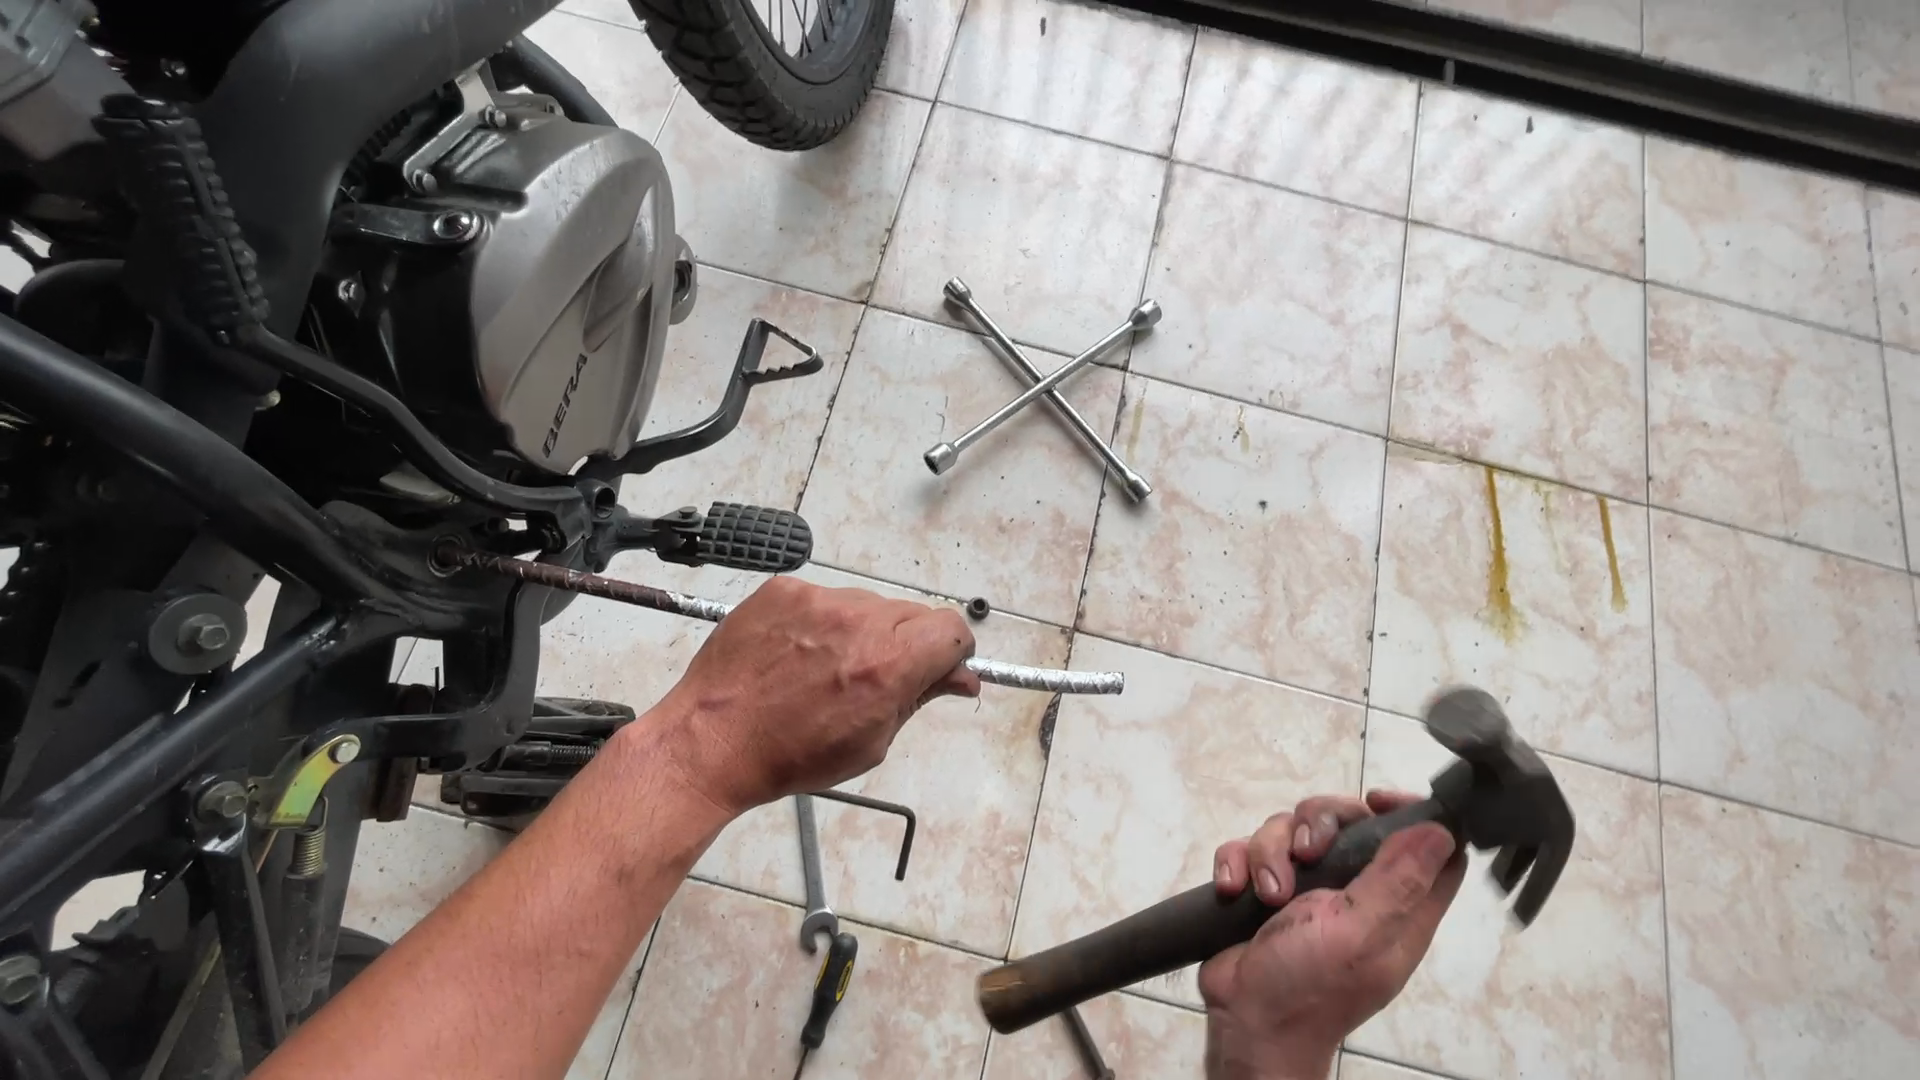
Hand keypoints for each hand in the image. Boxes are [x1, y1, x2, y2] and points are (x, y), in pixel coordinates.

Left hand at [651, 577, 977, 814]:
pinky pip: (825, 596)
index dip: (951, 650)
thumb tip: (964, 676)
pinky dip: (823, 619)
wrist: (713, 740)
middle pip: (914, 613)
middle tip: (875, 674)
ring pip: (869, 603)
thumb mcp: (872, 742)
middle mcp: (858, 621)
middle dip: (908, 642)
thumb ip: (921, 698)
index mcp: (887, 665)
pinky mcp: (784, 588)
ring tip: (826, 664)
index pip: (952, 629)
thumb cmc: (795, 756)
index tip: (936, 666)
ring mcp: (818, 599)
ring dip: (864, 628)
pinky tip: (798, 649)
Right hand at [1198, 791, 1466, 1079]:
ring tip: (1264, 891)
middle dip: (1316, 822)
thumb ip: (1397, 881)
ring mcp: (1305, 888)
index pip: (1424, 844)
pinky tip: (1234, 889)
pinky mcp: (1261, 887)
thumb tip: (1441, 831)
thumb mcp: (1360, 932)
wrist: (1246, 1019)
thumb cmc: (1312, 985)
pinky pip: (1247, 849)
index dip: (1408, 812)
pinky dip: (1236, 863)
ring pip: (1289, 830)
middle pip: (1345, 821)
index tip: (1375, 798)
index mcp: (1394, 905)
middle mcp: (1353, 890)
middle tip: (1305, 849)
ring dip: (1268, 852)